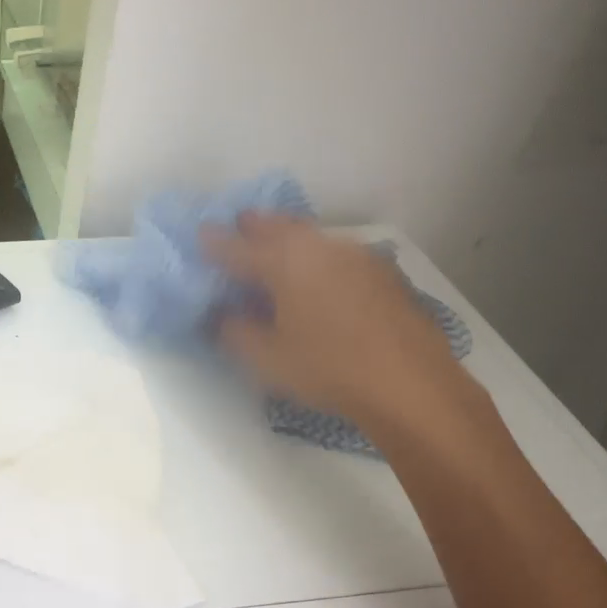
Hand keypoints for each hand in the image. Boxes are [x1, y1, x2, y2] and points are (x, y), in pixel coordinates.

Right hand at [201, 213, 472, 428]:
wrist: (408, 382)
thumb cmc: (326, 368)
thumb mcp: (266, 358)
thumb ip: (235, 331)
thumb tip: (221, 313)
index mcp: (285, 262)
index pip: (238, 247)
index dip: (214, 243)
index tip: (198, 236)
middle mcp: (320, 247)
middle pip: (280, 228)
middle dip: (255, 227)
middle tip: (238, 225)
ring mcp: (356, 256)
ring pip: (312, 237)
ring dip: (288, 237)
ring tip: (274, 245)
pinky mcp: (381, 274)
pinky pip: (335, 254)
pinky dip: (315, 257)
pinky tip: (315, 276)